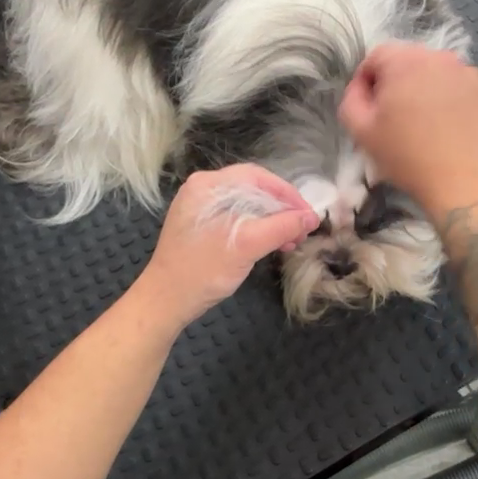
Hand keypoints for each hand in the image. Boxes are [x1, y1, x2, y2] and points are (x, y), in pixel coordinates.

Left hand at [132, 165, 319, 327]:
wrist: (165, 301)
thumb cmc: (203, 270)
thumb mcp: (247, 246)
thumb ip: (281, 227)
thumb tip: (312, 218)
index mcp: (209, 185)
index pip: (259, 177)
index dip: (288, 194)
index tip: (309, 216)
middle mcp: (203, 189)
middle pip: (254, 190)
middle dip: (282, 210)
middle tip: (302, 232)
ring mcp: (201, 208)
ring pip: (248, 205)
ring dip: (272, 222)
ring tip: (290, 242)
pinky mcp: (202, 226)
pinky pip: (237, 218)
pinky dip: (257, 229)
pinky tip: (270, 245)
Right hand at [338, 43, 477, 217]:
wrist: (462, 182)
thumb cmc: (407, 156)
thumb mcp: (361, 131)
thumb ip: (351, 99)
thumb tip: (361, 87)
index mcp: (405, 62)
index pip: (377, 55)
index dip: (367, 80)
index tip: (370, 108)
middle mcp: (439, 58)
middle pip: (408, 60)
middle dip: (397, 82)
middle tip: (395, 116)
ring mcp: (467, 72)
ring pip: (435, 71)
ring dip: (424, 88)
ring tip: (424, 121)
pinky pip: (458, 85)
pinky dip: (450, 97)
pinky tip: (448, 125)